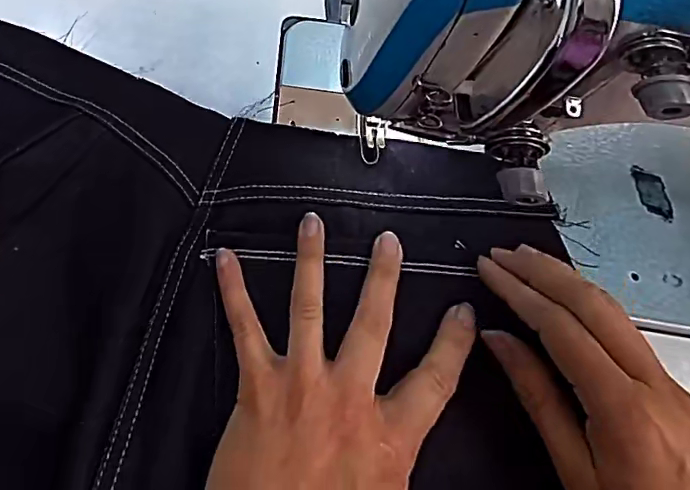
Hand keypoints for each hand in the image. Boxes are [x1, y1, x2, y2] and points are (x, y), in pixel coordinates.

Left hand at [206, 213, 477, 489]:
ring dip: (312, 259)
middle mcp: (347, 400)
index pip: (434, 380)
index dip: (454, 343)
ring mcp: (301, 386)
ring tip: (314, 223)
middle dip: (383, 278)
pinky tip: (226, 259)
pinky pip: (245, 328)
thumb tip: (415, 443)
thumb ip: (400, 465)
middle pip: (373, 323)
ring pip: (310, 306)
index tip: (463, 310)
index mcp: (386, 437)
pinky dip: (233, 290)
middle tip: (388, 242)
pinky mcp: (258, 388)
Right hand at [478, 246, 689, 489]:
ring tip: (531, 264)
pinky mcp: (681, 392)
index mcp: (627, 412)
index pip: (562, 326)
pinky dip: (591, 305)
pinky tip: (570, 300)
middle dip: (543, 270)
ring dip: (568, 280)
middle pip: (593, 303)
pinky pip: (630, 332)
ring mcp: (675, 387)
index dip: (519, 291)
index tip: (491, 269)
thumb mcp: (577, 477)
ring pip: (616, 310)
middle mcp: (658, 388)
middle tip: (504, 254)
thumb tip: (501, 343)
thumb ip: (539, 402)